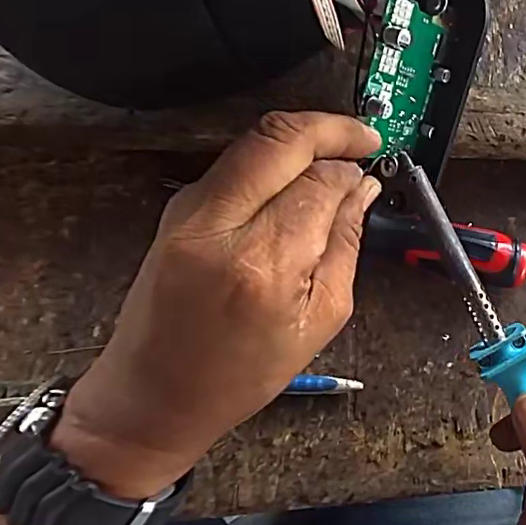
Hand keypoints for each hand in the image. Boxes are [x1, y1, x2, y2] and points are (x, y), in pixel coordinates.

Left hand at [54, 112, 381, 496]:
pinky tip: (297, 184)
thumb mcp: (322, 317)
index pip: (320, 181)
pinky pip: (237, 164)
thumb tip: (362, 190)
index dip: (352, 167)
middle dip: (330, 128)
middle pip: (279, 138)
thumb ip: (346, 244)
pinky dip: (275, 161)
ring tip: (335, 162)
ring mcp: (189, 212)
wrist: (153, 396)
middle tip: (363, 139)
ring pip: (255, 142)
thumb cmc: (243, 372)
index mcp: (264, 262)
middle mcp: (219, 225)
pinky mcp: (176, 210)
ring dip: (302, 142)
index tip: (372, 168)